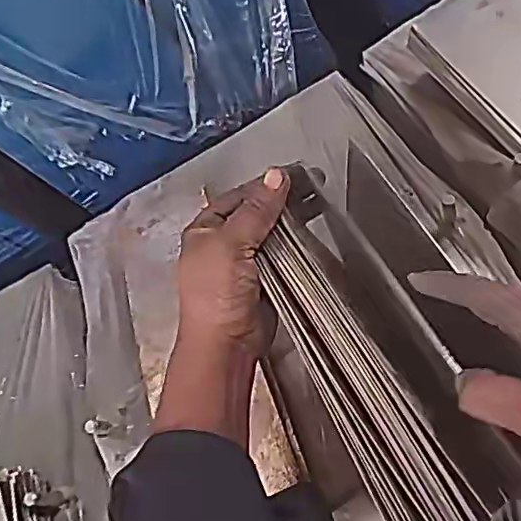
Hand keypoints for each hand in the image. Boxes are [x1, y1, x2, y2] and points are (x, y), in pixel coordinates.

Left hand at [152, 167, 289, 447]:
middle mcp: (222, 245)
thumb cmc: (216, 295)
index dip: (263, 186)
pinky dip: (294, 247)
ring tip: (316, 206)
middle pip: (255, 215)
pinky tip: (310, 237)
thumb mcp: (231, 243)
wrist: (226, 344)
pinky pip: (281, 257)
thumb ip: (256, 211)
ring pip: (270, 235)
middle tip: (311, 188)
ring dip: (290, 223)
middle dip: (280, 202)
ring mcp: (243, 265)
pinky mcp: (263, 283)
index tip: (293, 176)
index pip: (238, 197)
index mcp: (204, 230)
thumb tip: (276, 176)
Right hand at [408, 270, 520, 469]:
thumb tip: (462, 383)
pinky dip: (505, 330)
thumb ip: (488, 396)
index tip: (419, 280)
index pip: (485, 296)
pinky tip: (506, 352)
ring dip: (485, 307)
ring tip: (461, 311)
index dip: (448, 287)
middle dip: (464, 290)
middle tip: (434, 290)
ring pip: (518, 313)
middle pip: (502, 296)